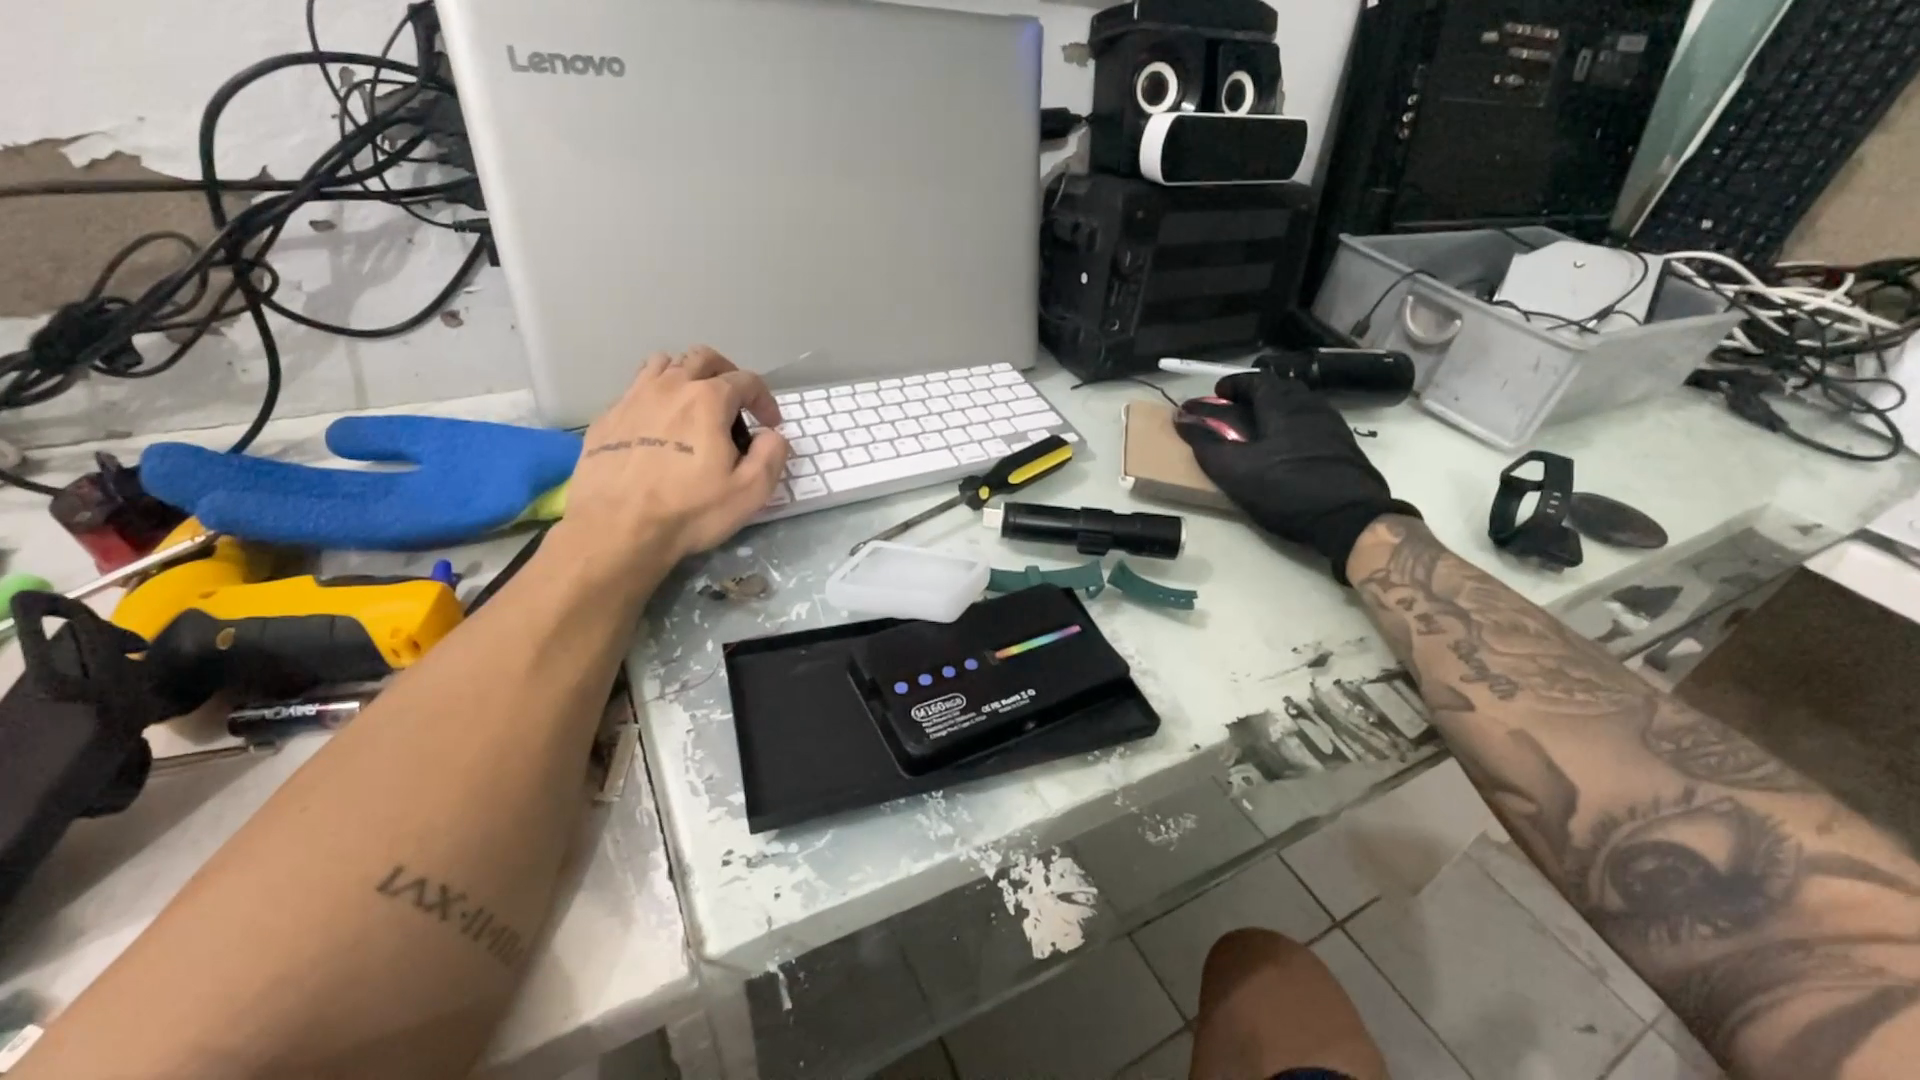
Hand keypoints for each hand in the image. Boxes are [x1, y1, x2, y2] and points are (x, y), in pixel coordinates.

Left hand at [557, 347, 787, 575]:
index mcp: (707, 399)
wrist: (617, 529)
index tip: (769, 423)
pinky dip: (654, 397)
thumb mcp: (750, 491)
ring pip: (663, 364)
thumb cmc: (689, 510)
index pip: (746, 380)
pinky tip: (656, 426)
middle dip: (727, 373)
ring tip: (692, 403)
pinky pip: (635, 390)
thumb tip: (772, 434)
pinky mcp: (607, 417)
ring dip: (686, 375)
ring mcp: (632, 398)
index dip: (764, 399)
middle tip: (735, 401)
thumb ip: (771, 454)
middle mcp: (669, 386)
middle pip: (703, 358)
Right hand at [1177, 373, 1417, 583]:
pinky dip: (1294, 428)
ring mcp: (1333, 426)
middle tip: (1236, 411)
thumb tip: (1182, 419)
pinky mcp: (1345, 447)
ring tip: (1259, 431)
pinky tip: (1287, 451)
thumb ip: (1207, 444)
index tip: (1217, 394)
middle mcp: (1311, 407)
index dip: (1234, 384)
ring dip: (1276, 411)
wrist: (1352, 518)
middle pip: (1280, 389)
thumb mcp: (1237, 472)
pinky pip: (1313, 425)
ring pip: (1299, 406)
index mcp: (1283, 406)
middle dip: (1255, 395)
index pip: (1256, 380)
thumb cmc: (1288, 490)